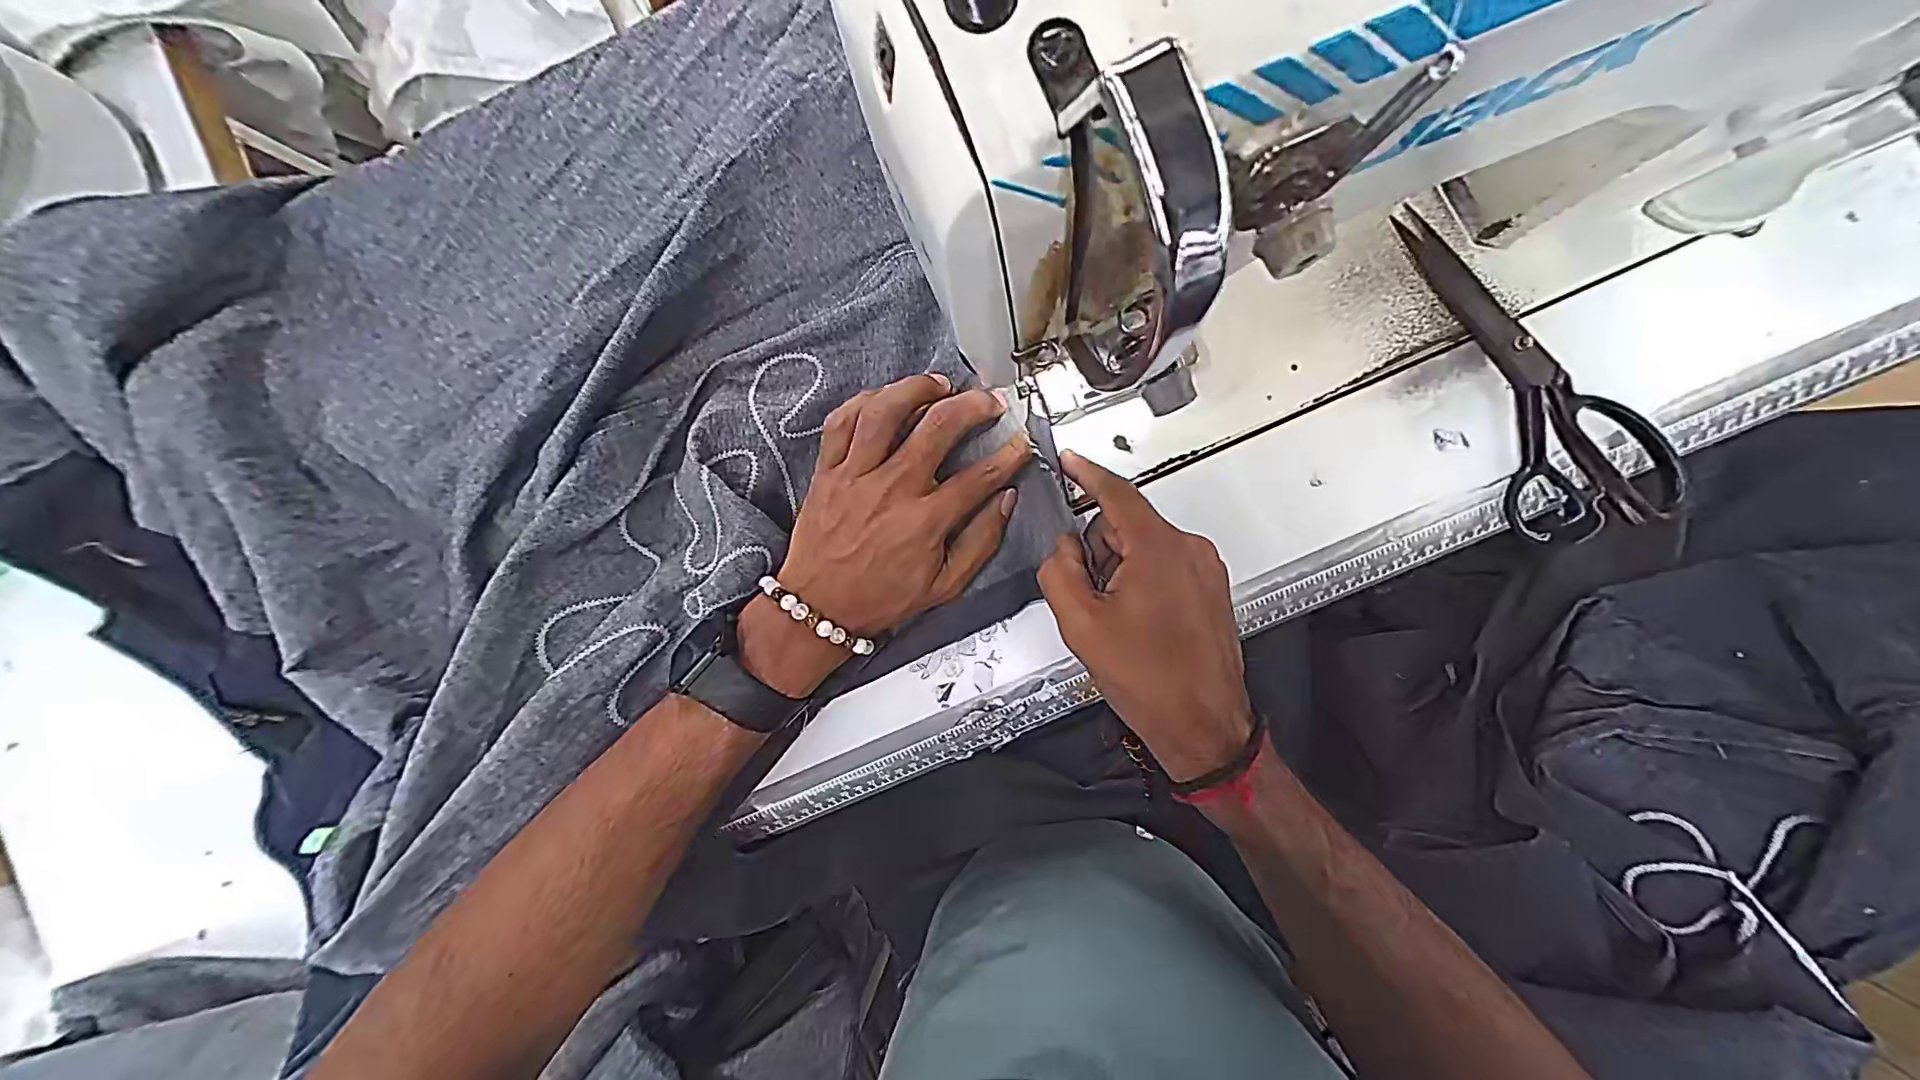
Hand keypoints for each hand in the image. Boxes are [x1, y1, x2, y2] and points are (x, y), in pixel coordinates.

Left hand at [737, 373, 1029, 697]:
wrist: (820, 607)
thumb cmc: (879, 598)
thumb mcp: (943, 586)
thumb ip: (980, 542)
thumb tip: (1005, 502)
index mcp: (924, 522)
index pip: (979, 475)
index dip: (1008, 455)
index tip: (1019, 443)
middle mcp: (891, 490)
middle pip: (938, 427)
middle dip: (973, 406)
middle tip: (988, 401)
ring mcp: (856, 476)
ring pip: (887, 411)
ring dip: (917, 389)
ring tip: (939, 385)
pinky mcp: (828, 471)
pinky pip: (843, 422)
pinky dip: (864, 401)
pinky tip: (885, 397)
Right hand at [1037, 452, 1252, 781]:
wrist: (1202, 724)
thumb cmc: (1156, 683)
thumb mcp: (1081, 624)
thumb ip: (1059, 572)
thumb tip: (1061, 550)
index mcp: (1159, 549)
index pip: (1116, 493)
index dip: (1087, 474)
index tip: (1073, 461)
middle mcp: (1189, 552)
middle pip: (1126, 526)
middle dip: (1099, 552)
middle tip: (1092, 597)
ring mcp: (1204, 571)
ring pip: (1144, 548)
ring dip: (1120, 572)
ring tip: (1119, 620)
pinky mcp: (1210, 590)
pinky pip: (1165, 567)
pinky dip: (1142, 584)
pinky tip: (1138, 624)